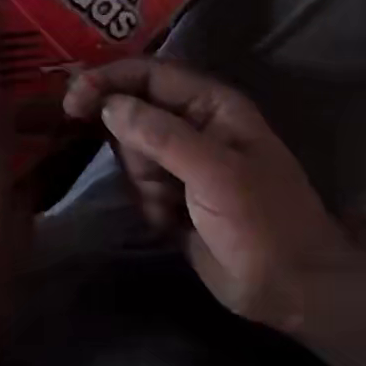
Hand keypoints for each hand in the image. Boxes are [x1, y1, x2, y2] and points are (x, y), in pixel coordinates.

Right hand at [64, 58, 365, 337]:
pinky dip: (145, 202)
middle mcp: (191, 124)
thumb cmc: (265, 222)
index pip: (147, 74)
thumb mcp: (215, 172)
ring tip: (171, 206)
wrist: (293, 291)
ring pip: (128, 150)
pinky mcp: (169, 191)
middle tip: (152, 180)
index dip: (108, 80)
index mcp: (210, 104)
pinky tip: (169, 222)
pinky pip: (134, 181)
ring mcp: (179, 159)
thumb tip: (107, 105)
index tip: (72, 100)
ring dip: (141, 180)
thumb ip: (160, 134)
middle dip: (130, 146)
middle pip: (130, 112)